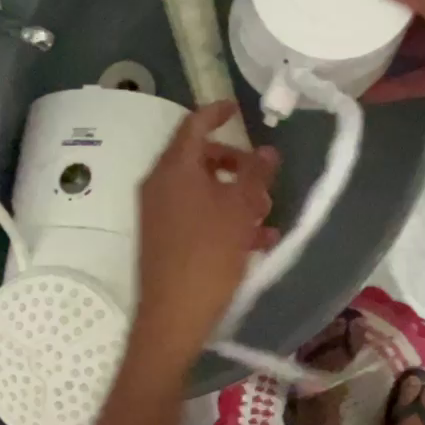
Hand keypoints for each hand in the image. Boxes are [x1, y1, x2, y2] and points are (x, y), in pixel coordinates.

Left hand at [134, 101, 280, 355]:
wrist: (173, 316)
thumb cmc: (208, 257)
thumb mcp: (240, 211)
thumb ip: (255, 175)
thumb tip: (267, 150)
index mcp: (173, 170)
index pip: (193, 126)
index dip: (216, 112)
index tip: (237, 109)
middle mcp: (159, 185)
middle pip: (199, 159)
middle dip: (235, 164)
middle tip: (263, 179)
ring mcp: (158, 213)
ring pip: (201, 190)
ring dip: (234, 196)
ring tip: (266, 217)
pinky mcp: (163, 239)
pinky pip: (196, 216)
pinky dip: (223, 220)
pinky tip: (256, 242)